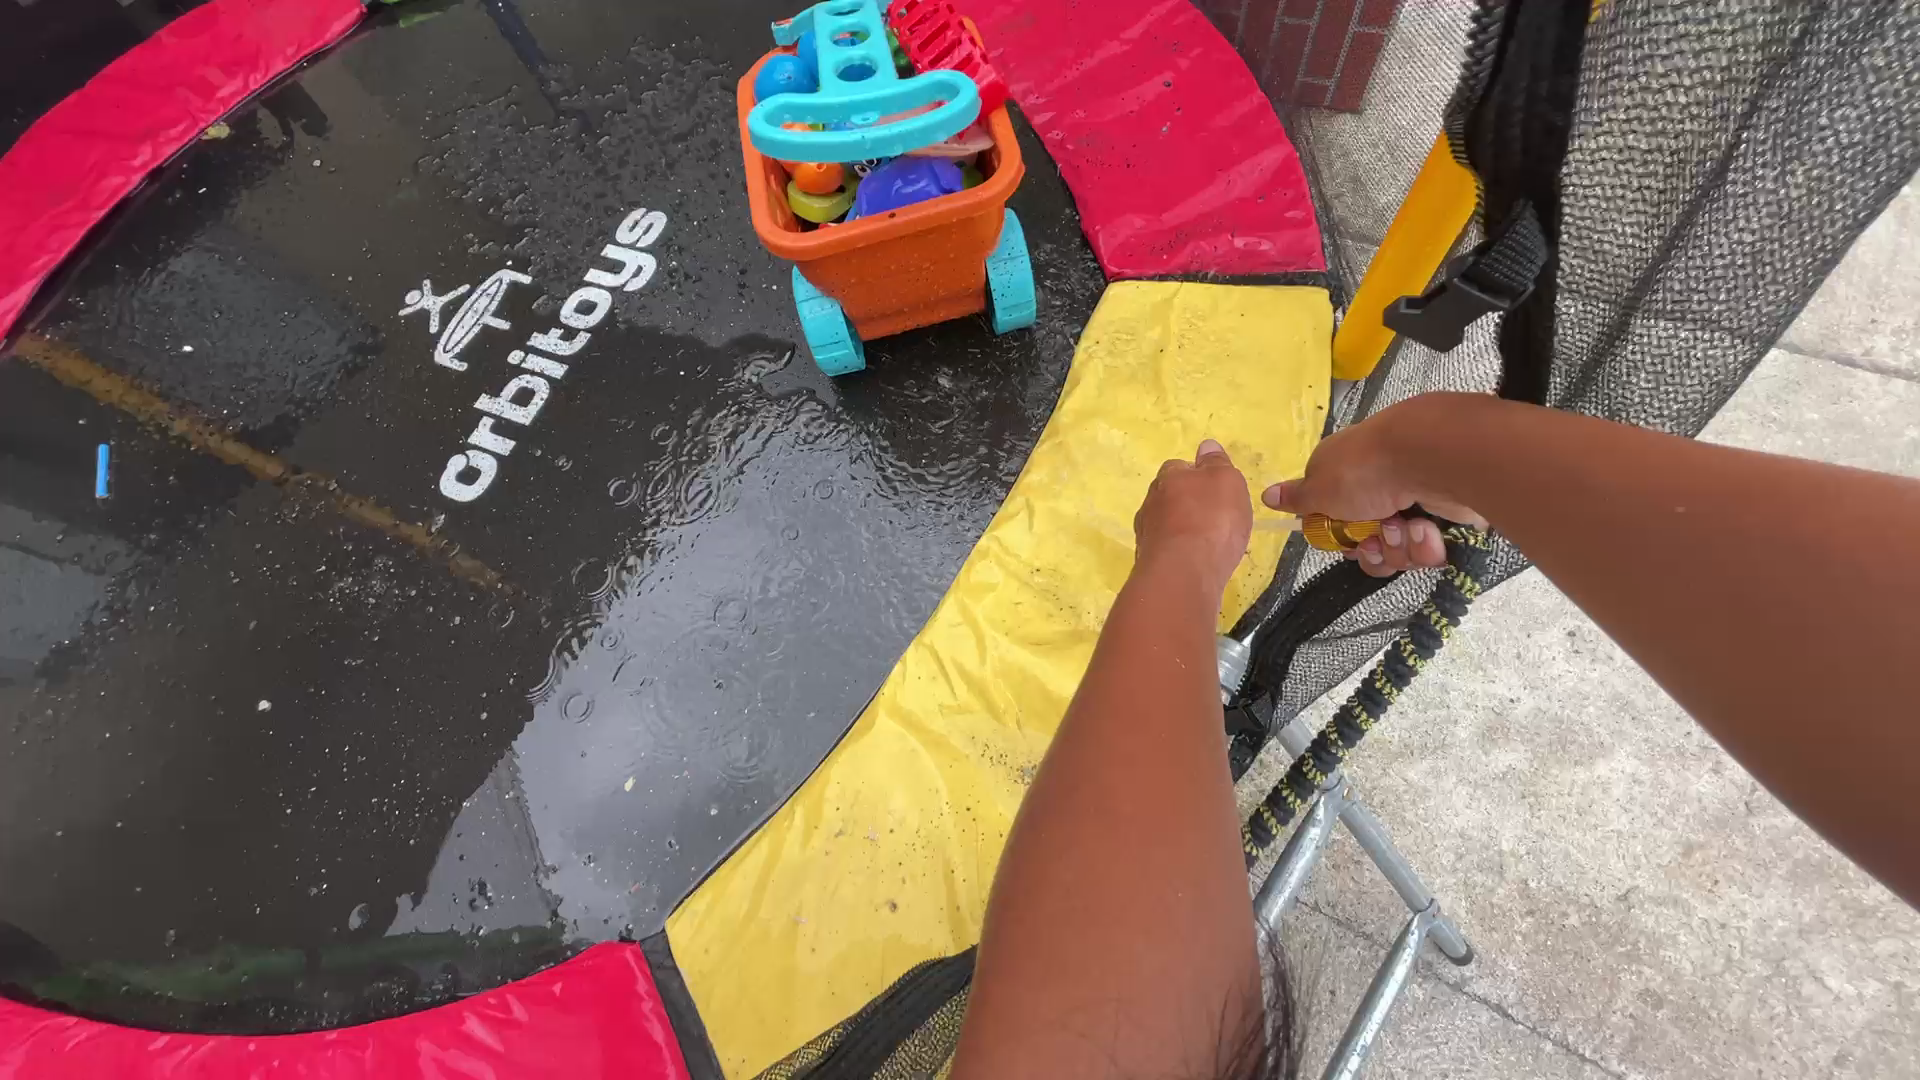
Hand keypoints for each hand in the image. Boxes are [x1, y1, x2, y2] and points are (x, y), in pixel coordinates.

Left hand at [1135, 440, 1252, 597]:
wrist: (1183, 572)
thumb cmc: (1211, 519)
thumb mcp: (1226, 481)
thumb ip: (1216, 464)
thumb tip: (1206, 446)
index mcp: (1168, 477)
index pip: (1178, 467)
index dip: (1197, 476)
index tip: (1214, 489)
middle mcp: (1150, 502)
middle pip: (1169, 496)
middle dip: (1188, 503)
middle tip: (1214, 516)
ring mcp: (1146, 533)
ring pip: (1165, 524)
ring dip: (1183, 529)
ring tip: (1207, 541)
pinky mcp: (1148, 560)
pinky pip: (1166, 549)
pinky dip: (1180, 551)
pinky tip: (1195, 560)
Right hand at [1260, 399, 1484, 577]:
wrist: (1435, 456)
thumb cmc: (1366, 471)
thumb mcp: (1318, 487)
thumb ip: (1295, 498)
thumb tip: (1266, 495)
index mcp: (1344, 474)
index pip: (1332, 517)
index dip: (1335, 534)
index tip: (1339, 537)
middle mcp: (1377, 485)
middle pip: (1364, 540)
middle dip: (1369, 546)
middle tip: (1376, 536)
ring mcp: (1413, 499)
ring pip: (1395, 550)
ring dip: (1397, 547)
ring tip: (1408, 527)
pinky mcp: (1446, 515)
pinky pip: (1427, 549)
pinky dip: (1425, 544)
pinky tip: (1428, 528)